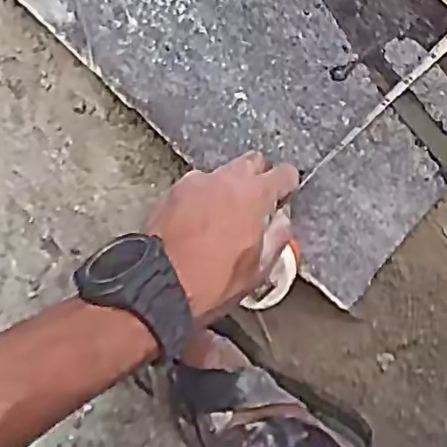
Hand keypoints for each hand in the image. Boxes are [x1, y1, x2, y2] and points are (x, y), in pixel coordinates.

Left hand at [144, 152, 297, 320]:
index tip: (285, 197)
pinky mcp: (174, 191)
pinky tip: (198, 220)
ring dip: (228, 188)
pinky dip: (202, 197)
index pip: (285, 173)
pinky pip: (197, 186)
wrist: (159, 285)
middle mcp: (228, 179)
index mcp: (255, 194)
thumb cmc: (212, 281)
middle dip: (258, 177)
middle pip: (253, 162)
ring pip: (223, 173)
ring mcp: (198, 181)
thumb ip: (278, 236)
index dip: (288, 185)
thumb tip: (282, 220)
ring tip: (223, 215)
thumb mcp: (258, 269)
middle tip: (256, 203)